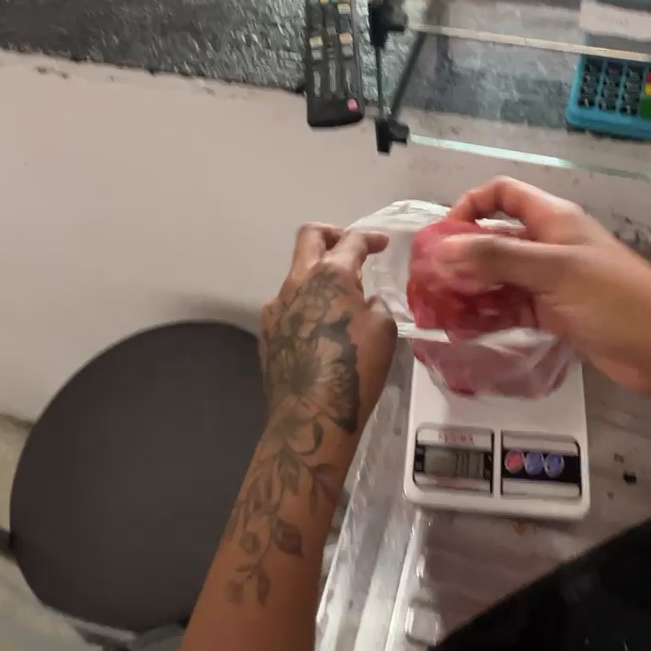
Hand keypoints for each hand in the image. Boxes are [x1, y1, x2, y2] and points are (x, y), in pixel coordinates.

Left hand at [260, 225, 394, 440]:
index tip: (381, 244)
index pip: (351, 240)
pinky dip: (305, 305)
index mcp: (331, 275)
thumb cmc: (355, 370)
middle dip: (332, 234)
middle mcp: (298, 281)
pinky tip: (319, 329)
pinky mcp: (266, 331)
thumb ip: (375, 304)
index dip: (370, 238)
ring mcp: (276, 306)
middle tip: (348, 247)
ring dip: (317, 277)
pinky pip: (287, 305)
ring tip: (338, 300)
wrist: (309, 416)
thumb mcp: (384, 331)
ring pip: (296, 274)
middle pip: (310, 237)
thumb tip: (363, 300)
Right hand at [432, 178, 650, 392]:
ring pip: (500, 276)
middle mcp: (549, 244)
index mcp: (553, 219)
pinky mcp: (553, 313)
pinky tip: (464, 328)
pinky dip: (489, 314)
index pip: (503, 195)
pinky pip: (511, 306)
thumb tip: (443, 250)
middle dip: (463, 256)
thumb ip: (498, 257)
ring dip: (471, 288)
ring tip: (439, 310)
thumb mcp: (555, 271)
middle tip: (430, 282)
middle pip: (496, 238)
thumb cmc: (614, 299)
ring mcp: (550, 281)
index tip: (444, 235)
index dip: (471, 205)